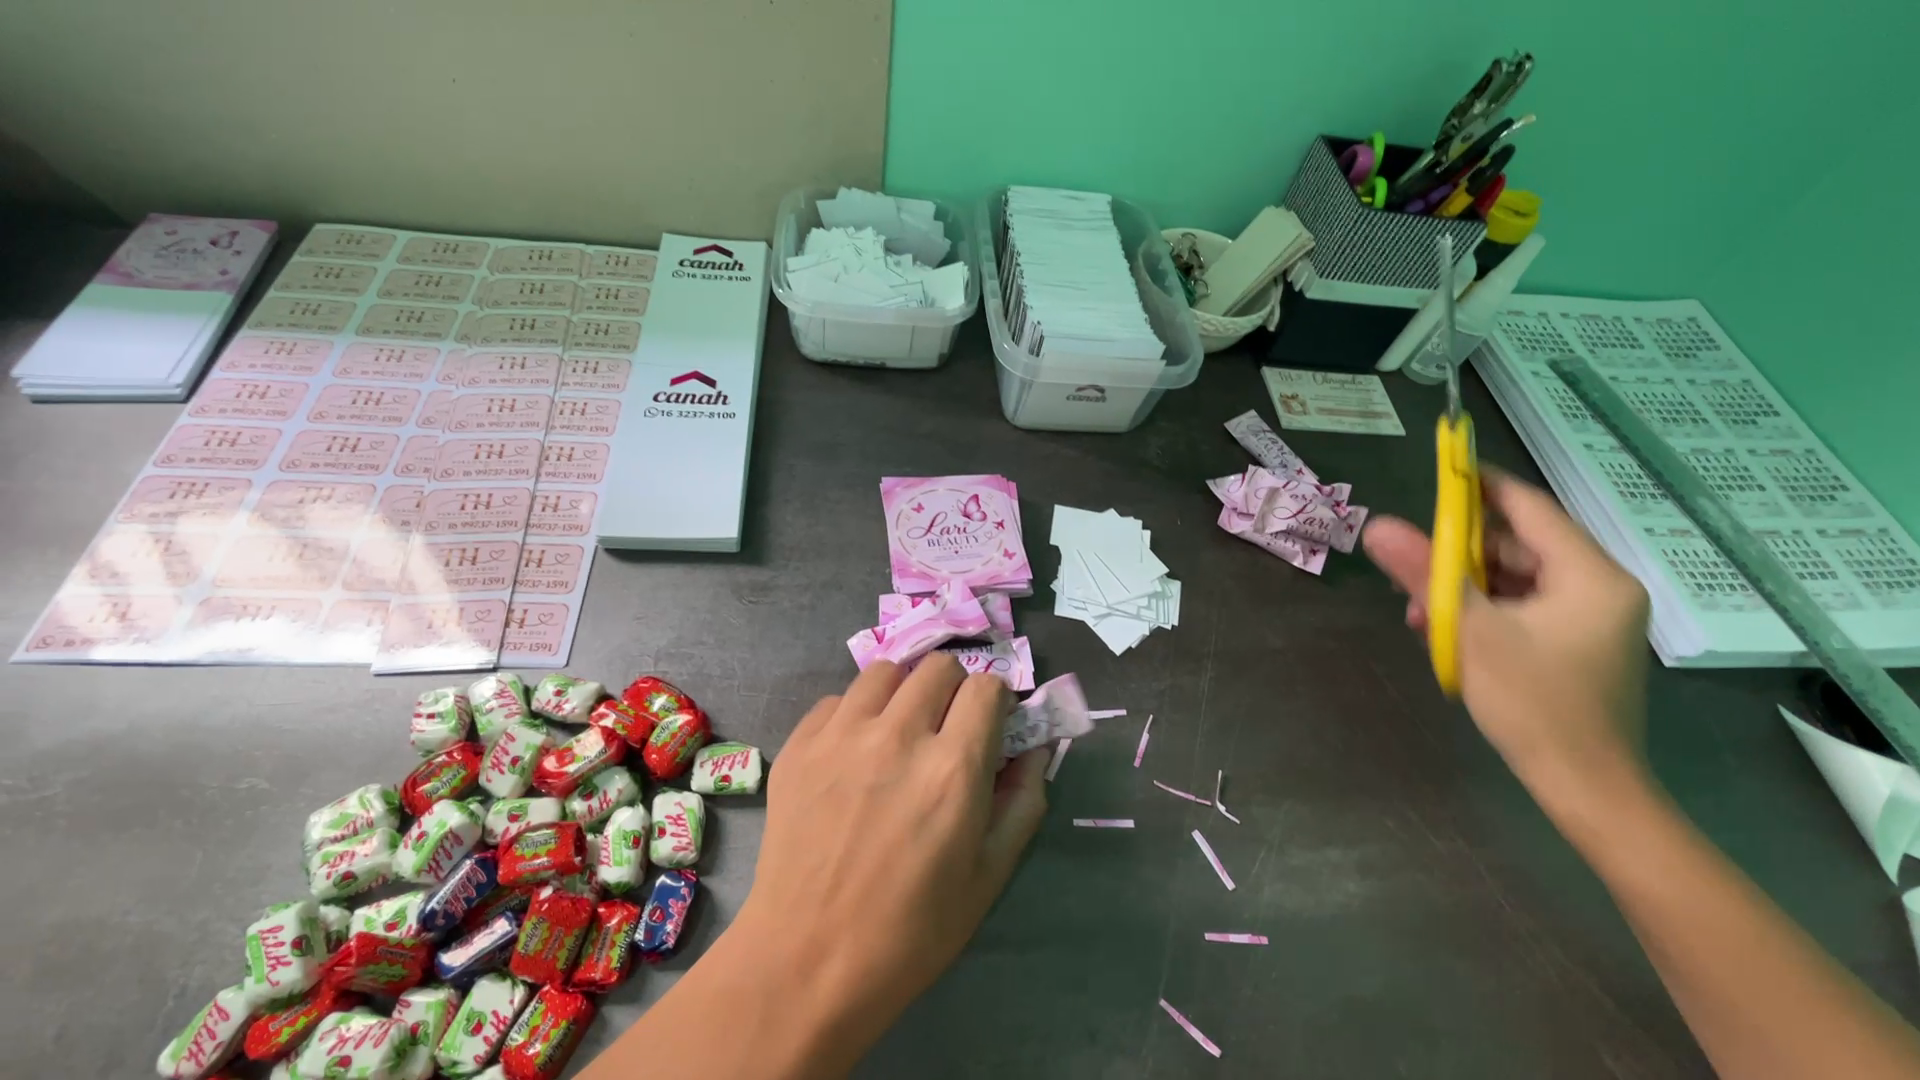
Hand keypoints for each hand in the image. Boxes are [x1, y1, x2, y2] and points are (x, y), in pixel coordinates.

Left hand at [738, 656, 1049, 1029]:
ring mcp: (841, 737)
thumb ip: (1023, 802)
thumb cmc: (912, 930)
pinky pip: (837, 700)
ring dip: (904, 693)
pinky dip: (855, 716)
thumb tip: (1035, 750)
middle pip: (939, 667)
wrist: (808, 961)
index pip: (987, 687)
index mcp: (953, 769)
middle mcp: (898, 737)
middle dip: (954, 690)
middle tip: (947, 730)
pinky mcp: (798, 747)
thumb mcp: (990, 875)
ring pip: (885, 672)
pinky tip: (853, 756)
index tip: (990, 727)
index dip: (996, 703)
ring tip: (899, 733)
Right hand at [1363, 470, 1652, 790]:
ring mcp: (1592, 619)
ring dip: (1464, 588)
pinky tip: (1445, 633)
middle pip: (1519, 545)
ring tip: (1418, 611)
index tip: (1435, 472)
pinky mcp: (1577, 646)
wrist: (1587, 789)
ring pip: (1516, 580)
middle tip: (1410, 563)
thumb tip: (1377, 525)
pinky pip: (1523, 609)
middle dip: (1459, 553)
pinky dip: (1483, 612)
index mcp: (1591, 575)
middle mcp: (1600, 588)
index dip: (1480, 485)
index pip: (1530, 507)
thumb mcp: (1470, 633)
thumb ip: (1425, 574)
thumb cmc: (1535, 705)